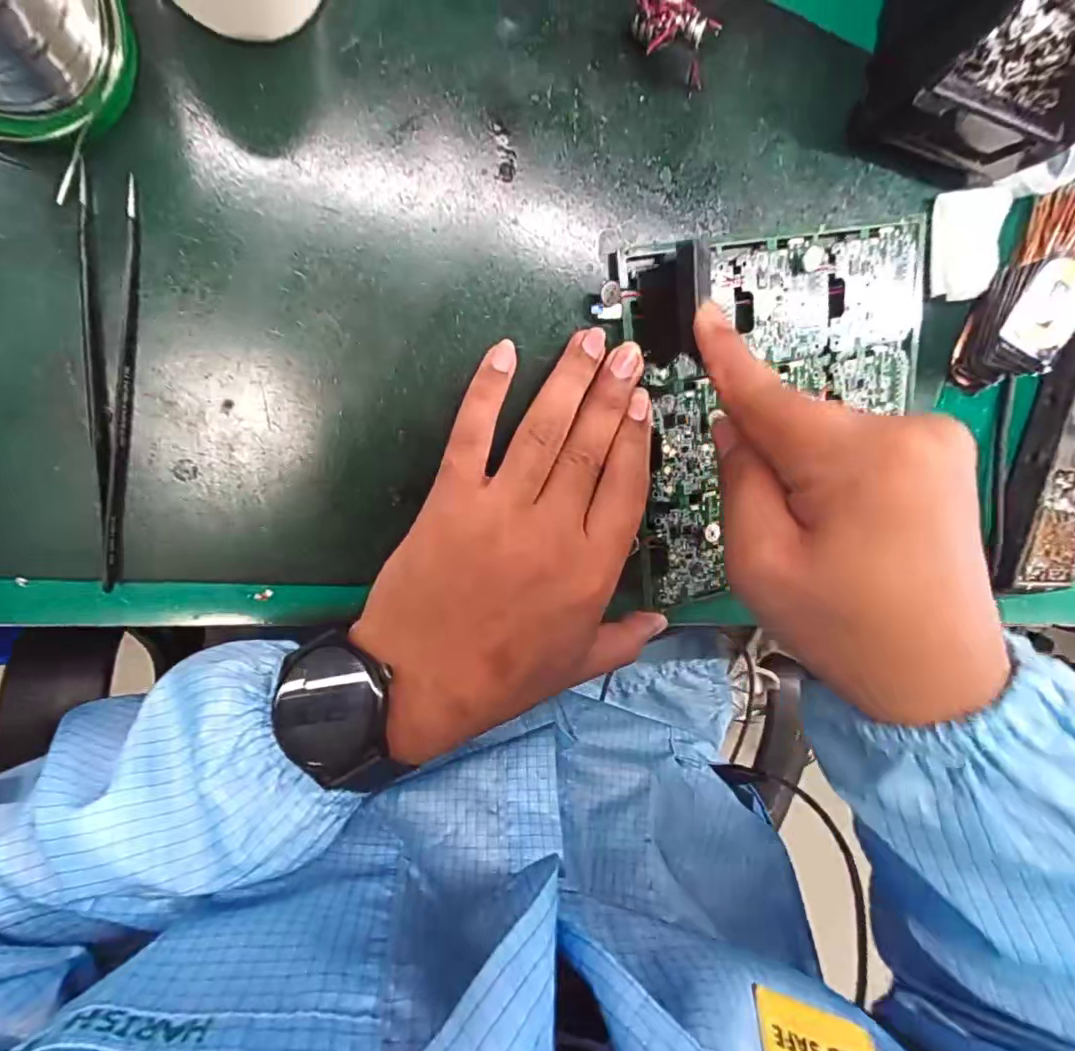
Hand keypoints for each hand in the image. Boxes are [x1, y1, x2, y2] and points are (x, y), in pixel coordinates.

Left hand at [352, 329, 666, 763]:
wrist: (415, 683)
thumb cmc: (496, 680)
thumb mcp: (571, 668)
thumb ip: (620, 641)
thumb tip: (659, 623)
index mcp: (590, 570)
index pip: (625, 488)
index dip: (636, 439)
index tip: (642, 402)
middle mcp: (552, 530)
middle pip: (589, 448)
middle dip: (609, 393)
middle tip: (625, 351)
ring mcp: (499, 511)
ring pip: (542, 432)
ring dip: (565, 381)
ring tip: (586, 342)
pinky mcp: (449, 501)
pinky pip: (470, 436)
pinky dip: (486, 392)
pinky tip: (502, 354)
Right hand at [695, 303, 1009, 726]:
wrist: (938, 676)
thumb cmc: (841, 626)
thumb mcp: (759, 560)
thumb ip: (739, 481)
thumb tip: (734, 427)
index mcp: (860, 458)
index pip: (769, 396)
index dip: (727, 357)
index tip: (704, 313)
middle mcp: (909, 431)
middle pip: (796, 421)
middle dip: (764, 455)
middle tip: (767, 525)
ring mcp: (935, 442)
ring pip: (823, 435)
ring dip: (795, 470)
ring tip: (808, 537)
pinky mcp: (942, 458)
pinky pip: (854, 447)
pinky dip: (825, 474)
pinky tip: (834, 524)